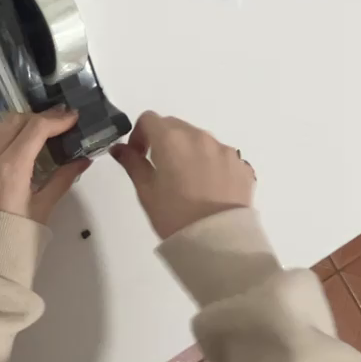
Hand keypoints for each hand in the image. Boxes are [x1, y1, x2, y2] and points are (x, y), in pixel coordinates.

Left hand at [0, 109, 90, 224]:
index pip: (35, 129)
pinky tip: (5, 144)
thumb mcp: (44, 206)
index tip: (71, 118)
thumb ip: (63, 177)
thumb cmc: (17, 234)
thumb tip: (83, 159)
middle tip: (56, 125)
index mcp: (11, 168)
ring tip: (28, 133)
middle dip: (38, 119)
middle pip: (15, 121)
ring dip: (12, 124)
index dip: (57, 120)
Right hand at [110, 111, 254, 238]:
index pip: (149, 119)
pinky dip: (209, 163)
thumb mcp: (146, 191)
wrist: (218, 242)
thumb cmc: (174, 216)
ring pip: (199, 139)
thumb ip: (132, 163)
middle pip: (175, 126)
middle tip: (160, 169)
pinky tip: (208, 188)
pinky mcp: (241, 164)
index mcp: (171, 139)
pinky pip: (219, 155)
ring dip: (188, 150)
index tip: (138, 155)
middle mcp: (199, 136)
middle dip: (163, 140)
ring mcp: (224, 149)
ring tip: (186, 181)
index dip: (139, 134)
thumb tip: (119, 148)